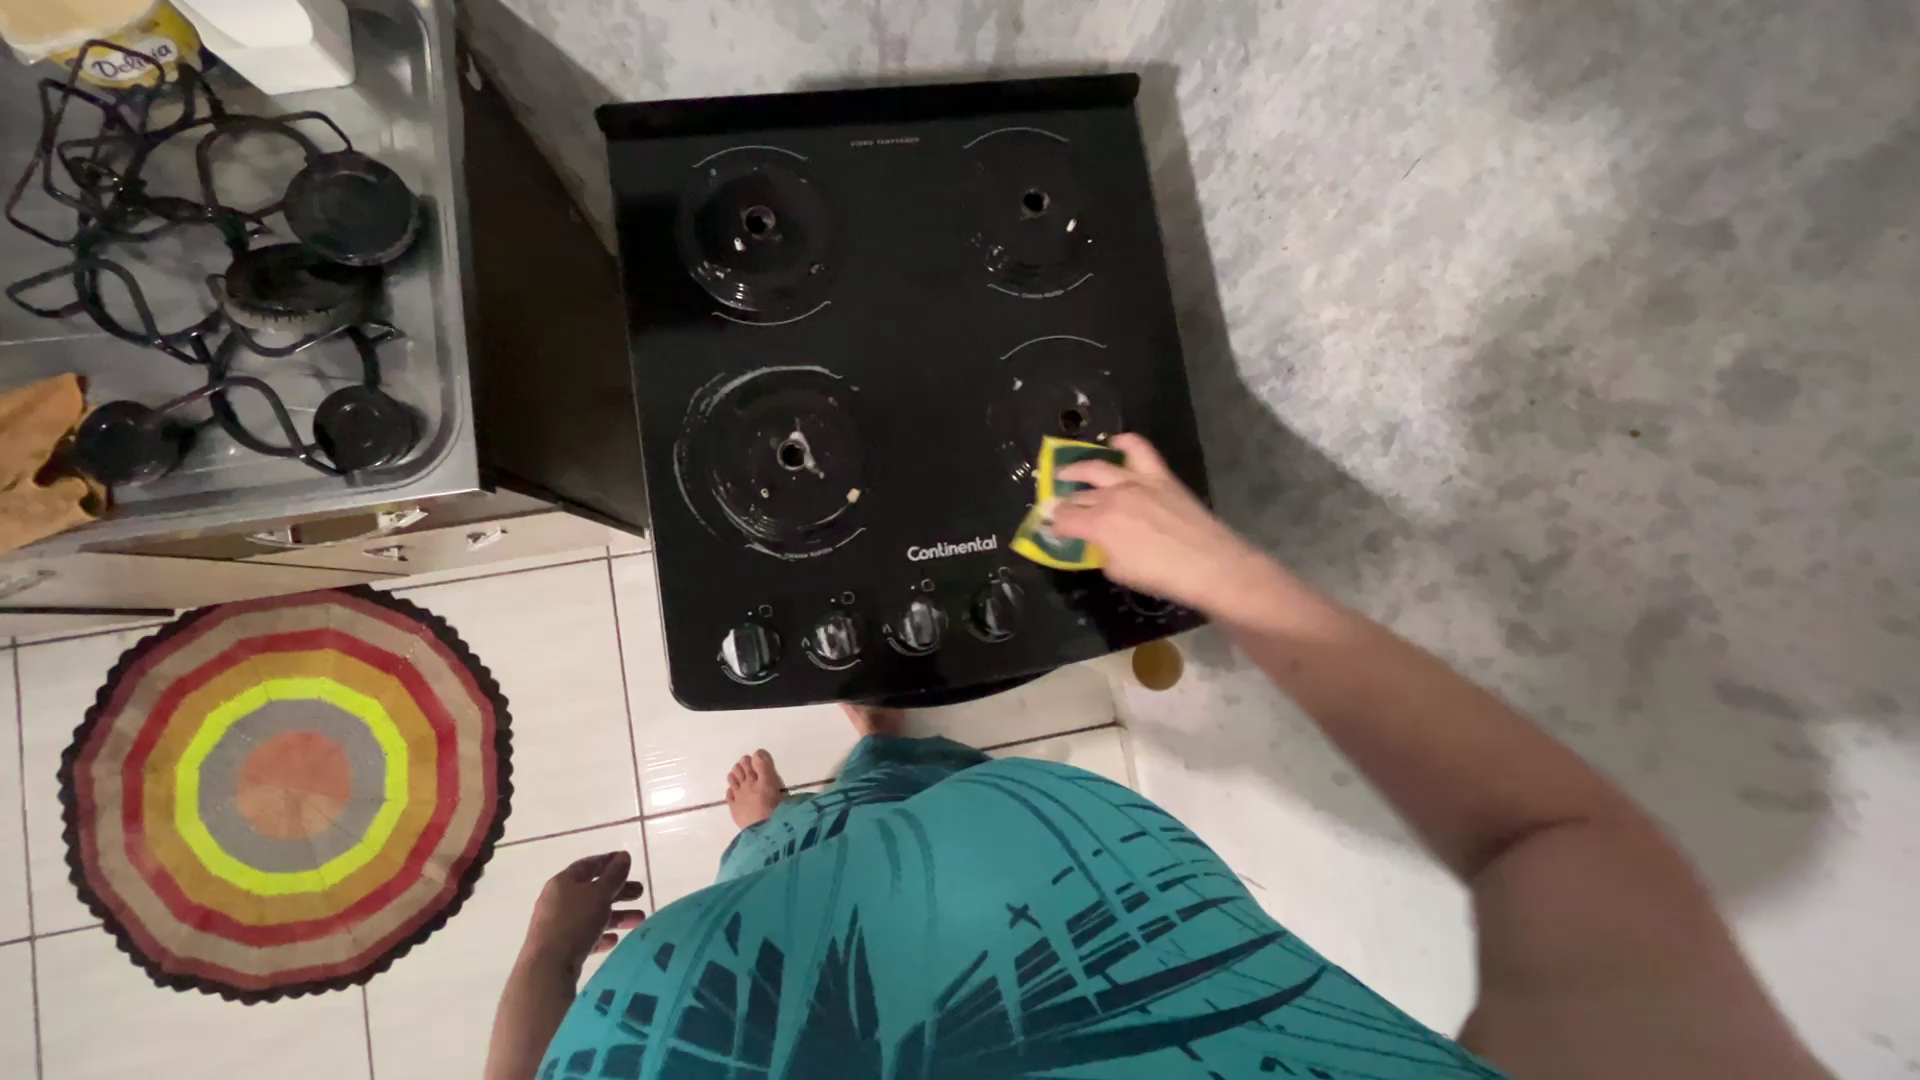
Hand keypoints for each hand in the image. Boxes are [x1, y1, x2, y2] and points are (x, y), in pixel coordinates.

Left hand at [520, 851, 644, 979]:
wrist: (546, 969)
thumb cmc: (575, 922)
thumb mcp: (600, 894)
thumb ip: (614, 874)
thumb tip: (624, 856)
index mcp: (563, 882)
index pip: (588, 865)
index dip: (609, 861)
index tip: (628, 861)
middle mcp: (557, 900)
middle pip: (593, 891)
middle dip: (619, 892)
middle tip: (640, 893)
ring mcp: (555, 925)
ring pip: (591, 914)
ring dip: (616, 915)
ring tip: (638, 920)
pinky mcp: (557, 947)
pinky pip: (583, 935)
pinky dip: (600, 934)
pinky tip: (613, 940)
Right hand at [1052, 434, 1279, 616]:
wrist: (1209, 565)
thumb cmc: (1162, 577)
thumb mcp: (1120, 573)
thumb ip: (1101, 553)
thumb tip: (1096, 544)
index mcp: (1097, 525)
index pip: (1064, 519)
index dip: (1054, 525)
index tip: (1051, 530)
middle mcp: (1111, 497)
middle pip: (1078, 496)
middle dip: (1063, 503)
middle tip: (1057, 509)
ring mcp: (1136, 482)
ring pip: (1097, 468)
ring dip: (1077, 469)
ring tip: (1066, 472)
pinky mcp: (1159, 476)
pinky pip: (1138, 449)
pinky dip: (1123, 442)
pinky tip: (1114, 443)